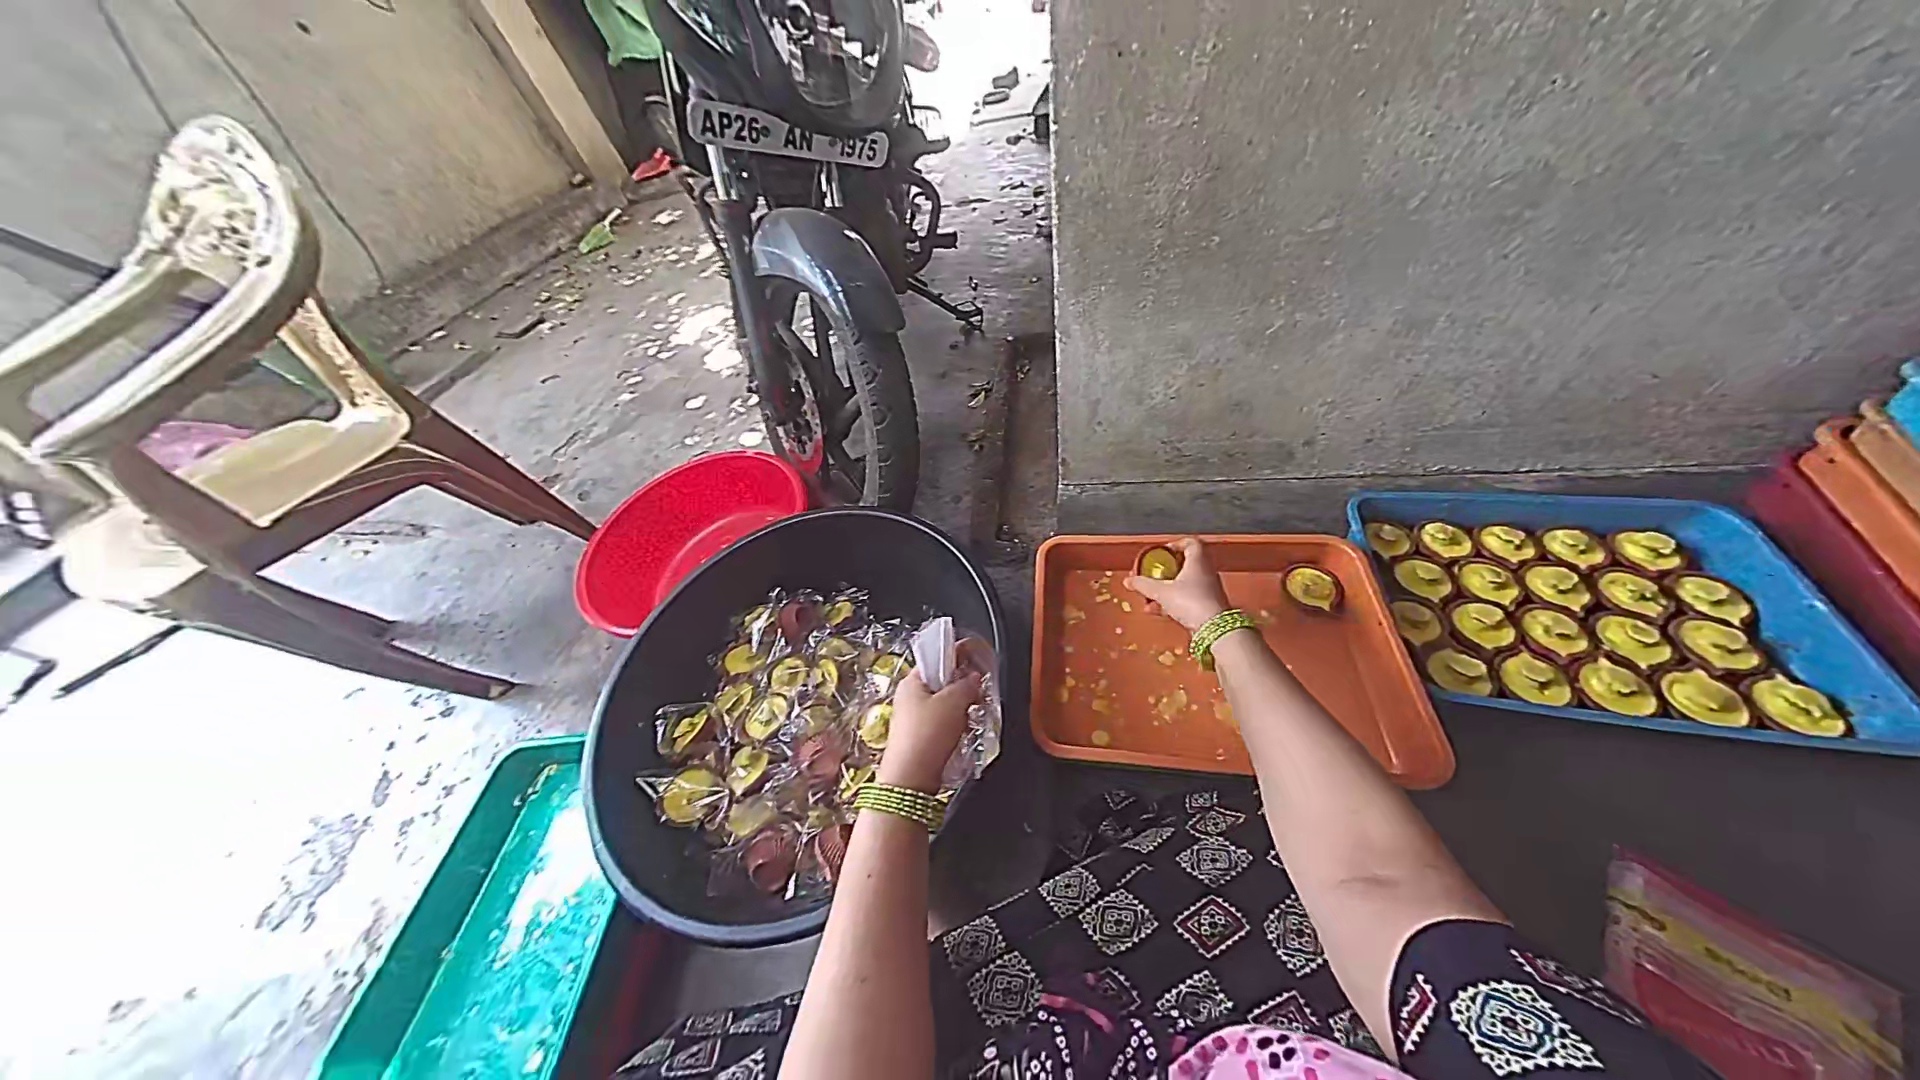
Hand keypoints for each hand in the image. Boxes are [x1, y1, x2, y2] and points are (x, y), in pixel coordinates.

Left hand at [876, 669, 982, 792]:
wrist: (911, 779)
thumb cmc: (927, 735)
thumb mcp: (953, 703)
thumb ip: (967, 685)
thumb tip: (975, 677)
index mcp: (911, 681)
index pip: (937, 659)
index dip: (958, 658)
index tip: (976, 662)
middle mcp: (909, 696)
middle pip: (942, 682)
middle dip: (962, 687)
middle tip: (976, 694)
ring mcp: (913, 717)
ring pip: (944, 703)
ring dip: (960, 708)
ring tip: (969, 716)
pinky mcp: (920, 736)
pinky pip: (942, 722)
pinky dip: (954, 724)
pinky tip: (961, 732)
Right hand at [1124, 537, 1231, 631]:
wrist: (1214, 629)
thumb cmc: (1192, 602)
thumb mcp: (1161, 592)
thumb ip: (1143, 585)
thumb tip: (1129, 580)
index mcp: (1198, 561)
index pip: (1191, 542)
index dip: (1175, 544)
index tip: (1162, 552)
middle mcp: (1206, 572)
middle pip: (1185, 564)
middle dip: (1166, 570)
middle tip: (1153, 575)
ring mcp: (1208, 590)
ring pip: (1184, 584)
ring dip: (1166, 589)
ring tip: (1150, 598)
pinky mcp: (1208, 606)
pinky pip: (1187, 599)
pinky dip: (1172, 602)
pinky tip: (1157, 611)